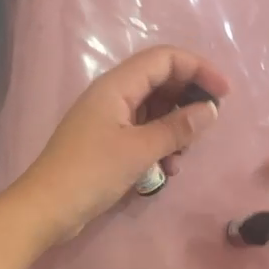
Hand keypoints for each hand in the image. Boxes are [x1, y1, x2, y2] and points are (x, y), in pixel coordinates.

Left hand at [7, 45, 229, 241]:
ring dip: (172, 131)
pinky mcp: (103, 147)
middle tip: (203, 130)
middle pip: (159, 83)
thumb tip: (209, 111)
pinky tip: (164, 171)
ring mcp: (106, 122)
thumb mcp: (139, 150)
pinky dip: (156, 148)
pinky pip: (139, 136)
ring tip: (180, 159)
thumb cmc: (91, 173)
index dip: (198, 69)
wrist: (45, 209)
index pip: (165, 59)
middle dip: (186, 103)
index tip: (223, 94)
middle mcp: (111, 97)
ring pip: (151, 113)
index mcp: (116, 86)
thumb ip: (177, 129)